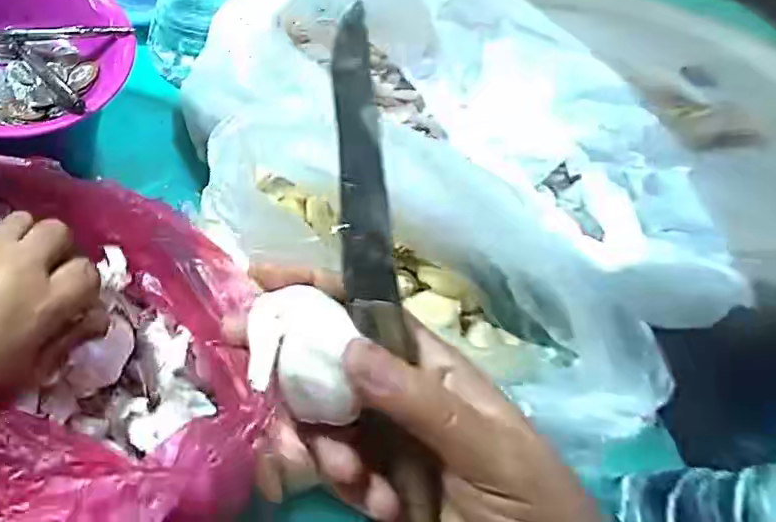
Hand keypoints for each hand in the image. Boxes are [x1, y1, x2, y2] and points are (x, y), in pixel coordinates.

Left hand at [0, 212, 105, 418]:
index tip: (76, 301)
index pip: (87, 271)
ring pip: (24, 219)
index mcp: (44, 299)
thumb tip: (93, 317)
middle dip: (61, 250)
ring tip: (19, 264)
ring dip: (30, 238)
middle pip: (58, 230)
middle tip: (50, 276)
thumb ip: (65, 338)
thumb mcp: (28, 370)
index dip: (86, 285)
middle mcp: (21, 262)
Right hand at [237, 267, 599, 521]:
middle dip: (282, 352)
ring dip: (319, 436)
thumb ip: (420, 400)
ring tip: (348, 472)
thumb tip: (344, 345)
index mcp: (428, 369)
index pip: (361, 309)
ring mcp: (380, 437)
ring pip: (316, 408)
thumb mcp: (493, 454)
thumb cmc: (540, 513)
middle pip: (322, 353)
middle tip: (235, 342)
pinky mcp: (370, 481)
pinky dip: (340, 478)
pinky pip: (328, 460)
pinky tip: (374, 504)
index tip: (259, 276)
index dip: (311, 285)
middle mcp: (394, 393)